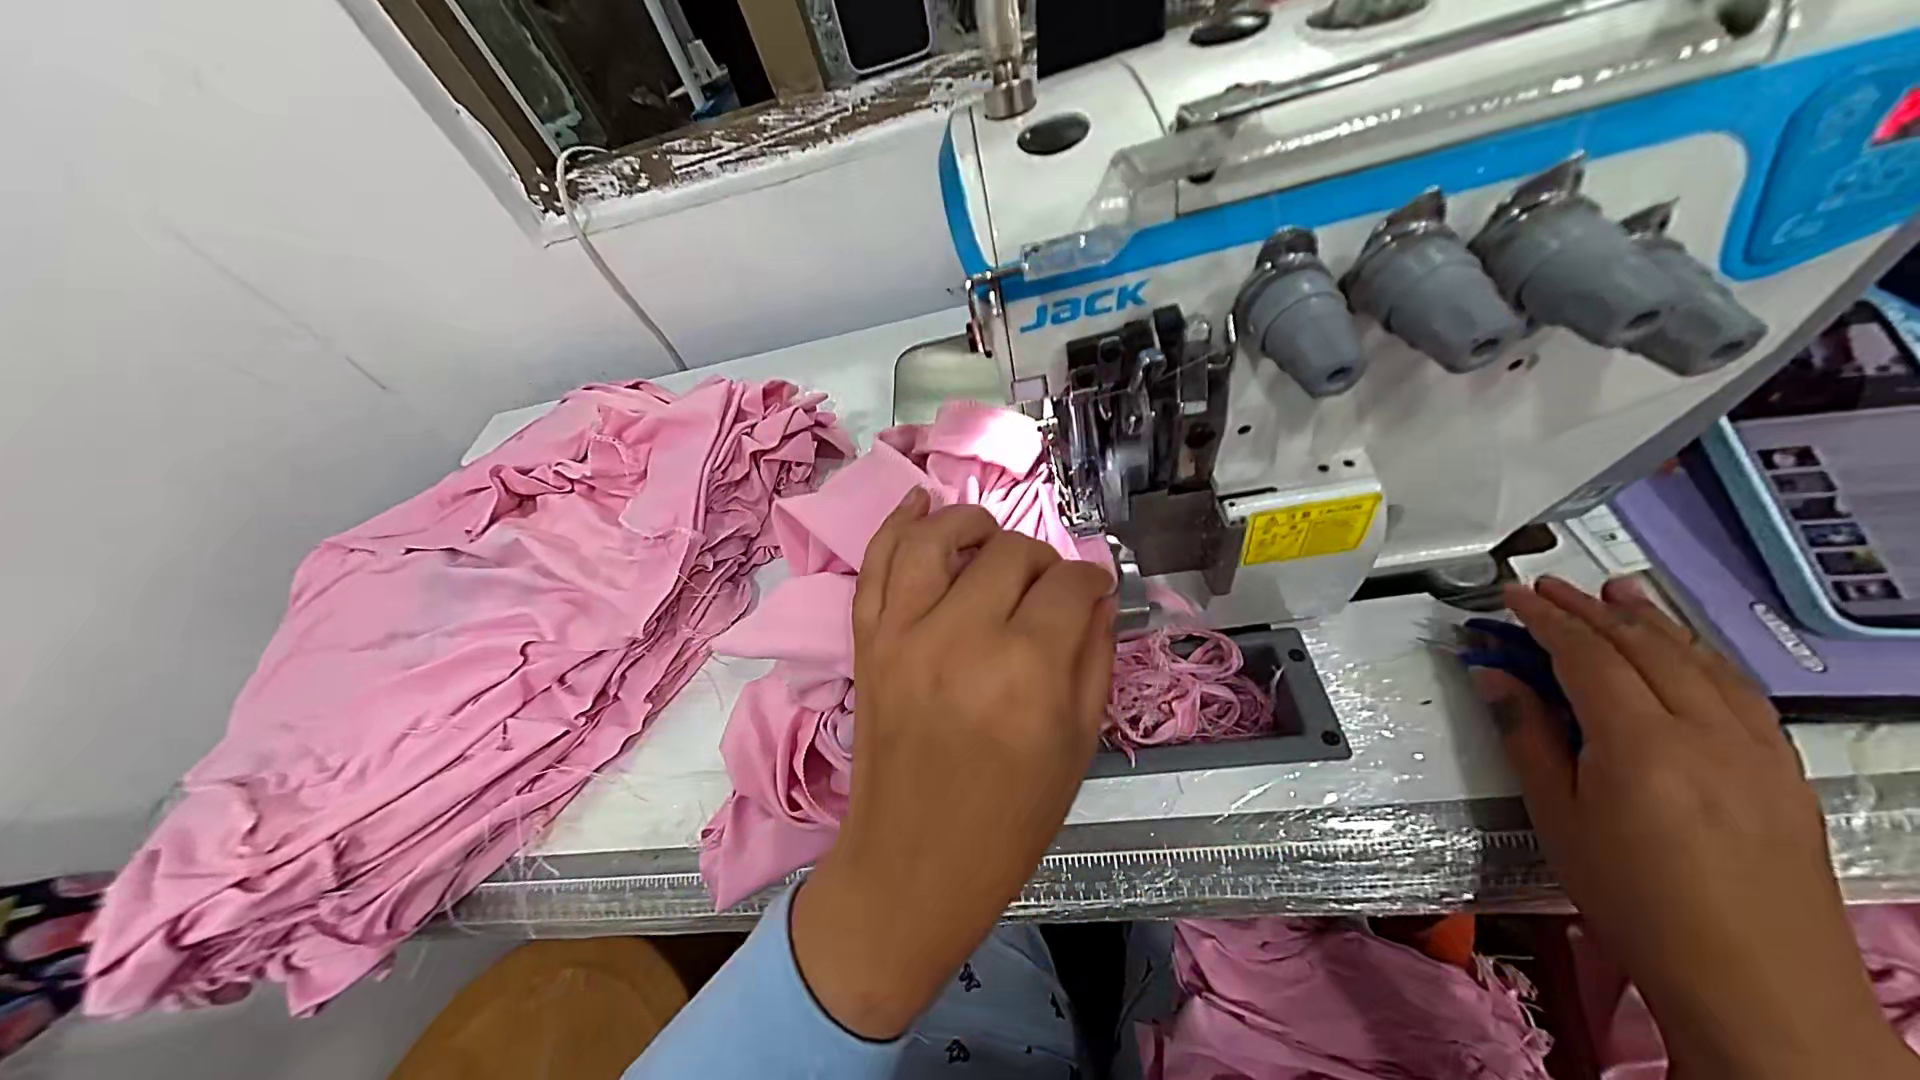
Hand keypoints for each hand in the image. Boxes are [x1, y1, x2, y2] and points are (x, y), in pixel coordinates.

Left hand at [791, 489, 1114, 1038]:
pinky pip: (876, 564)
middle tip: (1048, 587)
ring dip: (970, 522)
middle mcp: (963, 638)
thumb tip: (1096, 596)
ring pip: (938, 538)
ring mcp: (904, 635)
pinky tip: (918, 503)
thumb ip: (1094, 656)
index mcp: (1028, 671)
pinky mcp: (868, 643)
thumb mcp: (1078, 743)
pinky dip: (896, 525)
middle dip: (1042, 560)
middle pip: (1010, 553)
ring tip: (988, 534)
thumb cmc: (1010, 819)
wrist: (915, 864)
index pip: (1069, 585)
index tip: (1093, 592)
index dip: (1091, 581)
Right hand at [1478, 577, 1917, 1079]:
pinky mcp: (1785, 770)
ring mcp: (1758, 749)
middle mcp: (1708, 732)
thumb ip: (1527, 736)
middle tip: (1549, 586)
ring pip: (1701, 661)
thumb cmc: (1632, 897)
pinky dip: (1702, 655)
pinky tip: (1685, 648)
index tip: (1513, 594)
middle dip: (1591, 609)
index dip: (1547, 619)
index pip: (1588, 657)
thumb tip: (1495, 677)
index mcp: (1641, 744)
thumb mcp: (1557, 816)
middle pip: (1645, 647)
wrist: (1756, 983)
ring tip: (1617, 589)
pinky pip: (1741, 691)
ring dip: (1652, 620)